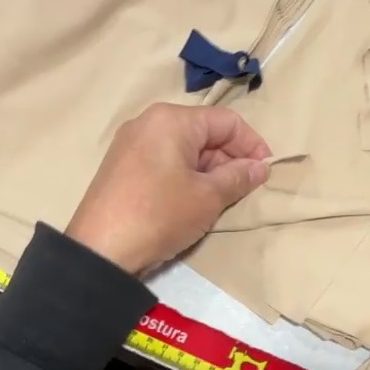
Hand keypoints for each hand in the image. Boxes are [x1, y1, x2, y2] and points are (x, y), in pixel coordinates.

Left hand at [64, 103, 271, 274]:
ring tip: (221, 201)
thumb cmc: (160, 215)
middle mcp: (149, 122)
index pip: (226, 122)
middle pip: (204, 133)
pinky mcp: (122, 167)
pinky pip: (165, 162)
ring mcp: (132, 144)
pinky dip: (186, 177)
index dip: (252, 145)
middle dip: (229, 159)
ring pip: (184, 149)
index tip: (267, 172)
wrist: (102, 249)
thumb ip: (238, 177)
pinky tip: (193, 203)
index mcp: (172, 120)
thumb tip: (260, 167)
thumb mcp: (207, 198)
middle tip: (245, 190)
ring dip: (209, 171)